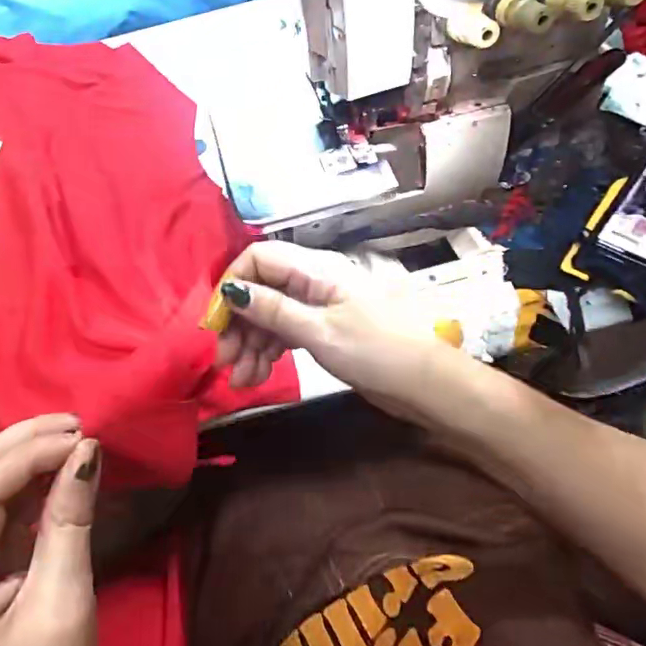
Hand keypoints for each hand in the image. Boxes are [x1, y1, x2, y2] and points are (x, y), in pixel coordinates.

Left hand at [0, 415, 119, 645]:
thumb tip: (87, 450)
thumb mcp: (63, 605)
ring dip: (26, 462)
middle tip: (73, 423)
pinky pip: (0, 520)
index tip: (78, 433)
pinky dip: (30, 489)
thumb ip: (69, 521)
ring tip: (70, 436)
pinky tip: (58, 468)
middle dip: (20, 449)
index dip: (23, 458)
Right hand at [213, 241, 458, 416]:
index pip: (258, 259)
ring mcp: (319, 306)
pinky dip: (269, 352)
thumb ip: (273, 310)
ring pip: (270, 315)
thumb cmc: (377, 352)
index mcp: (316, 269)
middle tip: (224, 361)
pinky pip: (285, 332)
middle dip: (238, 324)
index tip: (216, 322)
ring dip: (251, 345)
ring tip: (240, 380)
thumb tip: (232, 291)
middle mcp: (314, 281)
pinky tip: (257, 376)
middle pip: (261, 290)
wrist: (429, 386)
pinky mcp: (324, 329)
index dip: (232, 285)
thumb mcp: (319, 332)